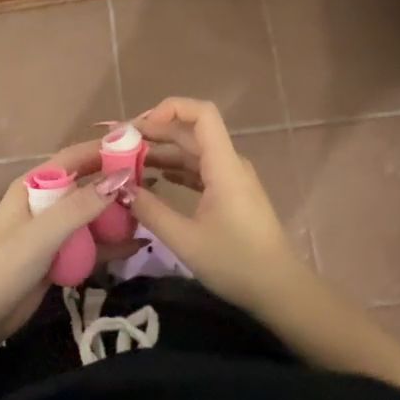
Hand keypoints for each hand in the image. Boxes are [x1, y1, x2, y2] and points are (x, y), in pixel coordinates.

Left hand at [0, 140, 141, 344]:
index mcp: (33, 186)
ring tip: (151, 211)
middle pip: (86, 185)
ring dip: (117, 213)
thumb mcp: (42, 233)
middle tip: (153, 182)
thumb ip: (79, 207)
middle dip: (116, 183)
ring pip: (92, 215)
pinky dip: (112, 243)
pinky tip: (138, 244)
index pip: (74, 158)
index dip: (104, 150)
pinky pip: (91, 243)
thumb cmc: (5, 266)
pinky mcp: (60, 256)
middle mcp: (45, 202)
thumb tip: (119, 180)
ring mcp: (53, 230)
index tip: (138, 147)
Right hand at [123, 97, 307, 309]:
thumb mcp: (186, 241)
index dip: (169, 109)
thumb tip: (119, 188)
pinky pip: (199, 169)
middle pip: (191, 131)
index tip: (138, 126)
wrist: (280, 290)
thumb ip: (150, 211)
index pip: (201, 114)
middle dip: (155, 131)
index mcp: (223, 165)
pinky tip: (151, 178)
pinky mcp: (231, 194)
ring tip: (127, 161)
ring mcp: (231, 178)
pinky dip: (174, 169)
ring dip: (161, 151)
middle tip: (118, 143)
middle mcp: (229, 163)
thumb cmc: (236, 263)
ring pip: (193, 151)